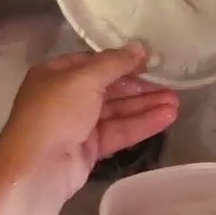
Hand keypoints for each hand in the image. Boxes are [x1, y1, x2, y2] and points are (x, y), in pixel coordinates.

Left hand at [0, 43, 179, 196]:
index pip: (92, 62)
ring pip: (115, 111)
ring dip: (144, 105)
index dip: (120, 60)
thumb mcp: (84, 79)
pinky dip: (141, 124)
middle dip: (138, 86)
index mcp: (55, 74)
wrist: (38, 167)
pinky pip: (118, 131)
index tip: (149, 60)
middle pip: (107, 87)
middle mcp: (65, 96)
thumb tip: (140, 47)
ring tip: (176, 102)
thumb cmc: (56, 112)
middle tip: (171, 83)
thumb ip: (114, 63)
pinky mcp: (89, 148)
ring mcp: (77, 124)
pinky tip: (167, 118)